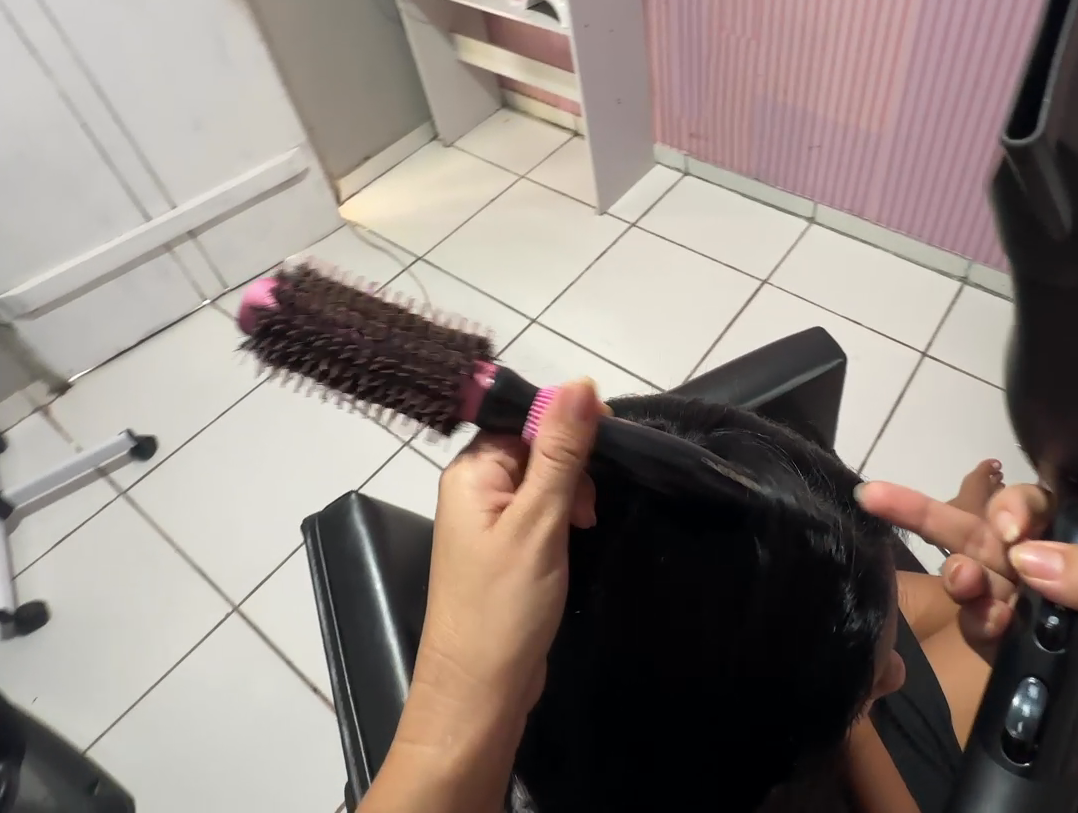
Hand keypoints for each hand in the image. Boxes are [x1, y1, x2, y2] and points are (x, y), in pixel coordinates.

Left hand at [389, 380, 600, 793]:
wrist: (479, 697)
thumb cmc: (505, 604)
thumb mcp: (539, 520)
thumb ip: (561, 450)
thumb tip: (580, 381)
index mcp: (472, 471)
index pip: (524, 419)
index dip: (565, 425)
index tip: (606, 444)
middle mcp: (476, 487)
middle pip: (535, 445)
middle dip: (571, 465)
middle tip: (586, 507)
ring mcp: (490, 519)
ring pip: (543, 478)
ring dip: (570, 492)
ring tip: (584, 525)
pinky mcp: (507, 546)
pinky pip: (540, 509)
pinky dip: (563, 516)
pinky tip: (578, 534)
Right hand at [859, 481, 1077, 812]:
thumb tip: (1027, 557)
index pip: (1041, 515)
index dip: (1012, 507)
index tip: (1005, 526)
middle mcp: (1062, 588)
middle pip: (987, 539)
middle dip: (930, 512)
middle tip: (877, 497)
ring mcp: (1038, 633)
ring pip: (977, 583)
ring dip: (959, 573)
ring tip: (966, 586)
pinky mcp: (1021, 677)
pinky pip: (981, 637)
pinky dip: (972, 623)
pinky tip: (985, 624)